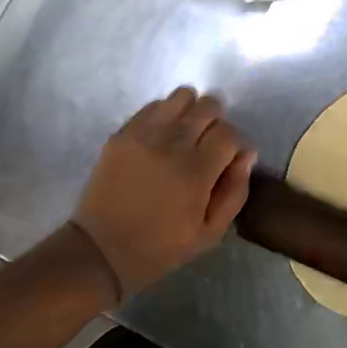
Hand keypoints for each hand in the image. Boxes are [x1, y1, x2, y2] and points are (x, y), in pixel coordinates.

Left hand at [72, 88, 256, 295]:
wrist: (100, 251)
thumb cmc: (160, 247)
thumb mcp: (210, 233)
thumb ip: (235, 191)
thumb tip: (246, 153)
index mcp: (196, 172)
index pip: (229, 132)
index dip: (233, 144)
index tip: (224, 161)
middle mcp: (172, 145)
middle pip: (209, 105)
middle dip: (215, 122)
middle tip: (206, 145)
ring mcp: (144, 135)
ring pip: (182, 96)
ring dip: (191, 111)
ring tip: (185, 133)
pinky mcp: (122, 133)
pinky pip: (154, 106)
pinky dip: (165, 115)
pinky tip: (161, 137)